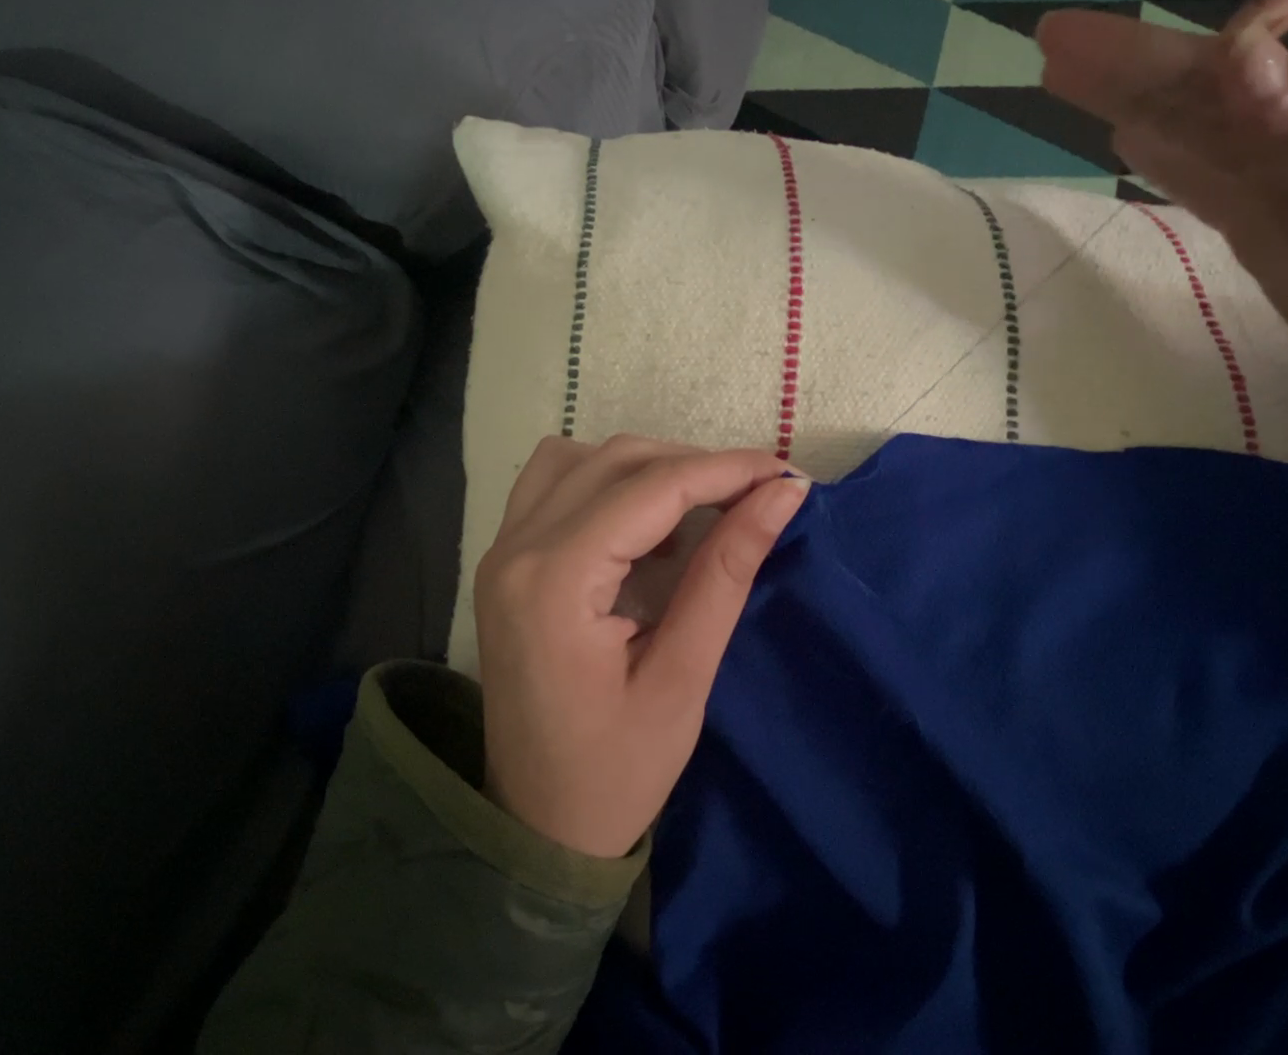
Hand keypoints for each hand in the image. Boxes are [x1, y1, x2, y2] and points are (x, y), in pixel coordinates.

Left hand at [473, 436, 809, 858]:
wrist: (537, 826)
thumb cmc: (617, 773)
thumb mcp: (683, 678)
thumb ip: (726, 574)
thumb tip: (782, 496)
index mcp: (554, 584)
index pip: (650, 489)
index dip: (725, 470)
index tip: (787, 474)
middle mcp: (515, 551)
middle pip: (614, 461)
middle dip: (694, 465)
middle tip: (757, 496)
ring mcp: (500, 553)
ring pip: (580, 460)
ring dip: (648, 469)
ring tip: (701, 510)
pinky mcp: (503, 564)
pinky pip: (554, 485)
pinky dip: (608, 484)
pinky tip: (644, 528)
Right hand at [1038, 0, 1287, 434]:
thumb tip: (1230, 56)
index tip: (1231, 55)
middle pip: (1244, 61)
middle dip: (1156, 51)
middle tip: (1063, 40)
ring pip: (1205, 124)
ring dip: (1133, 98)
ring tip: (1061, 69)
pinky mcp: (1264, 225)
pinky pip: (1204, 180)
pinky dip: (1163, 158)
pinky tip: (1118, 131)